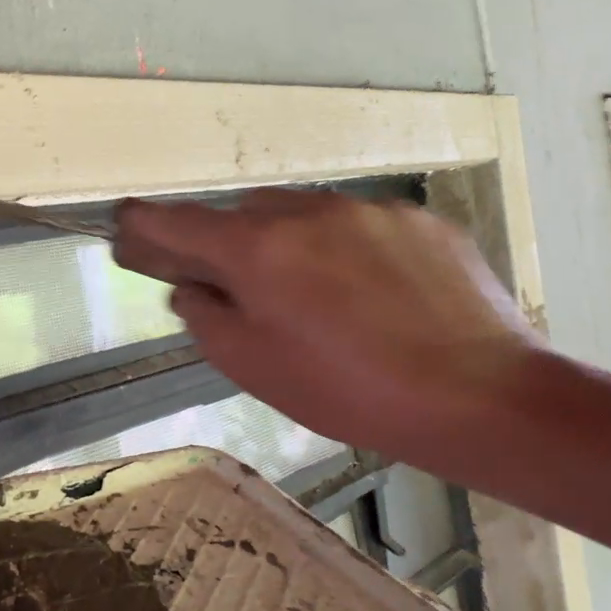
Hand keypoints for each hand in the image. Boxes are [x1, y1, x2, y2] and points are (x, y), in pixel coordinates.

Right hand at [113, 189, 541, 455]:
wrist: (485, 399)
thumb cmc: (345, 388)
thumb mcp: (246, 364)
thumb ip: (201, 314)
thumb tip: (192, 287)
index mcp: (254, 247)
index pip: (174, 220)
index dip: (141, 224)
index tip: (125, 227)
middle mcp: (306, 213)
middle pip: (239, 213)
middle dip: (226, 243)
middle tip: (236, 289)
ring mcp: (369, 211)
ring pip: (299, 214)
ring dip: (284, 242)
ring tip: (311, 296)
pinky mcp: (421, 222)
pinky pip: (356, 225)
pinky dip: (341, 249)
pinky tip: (366, 296)